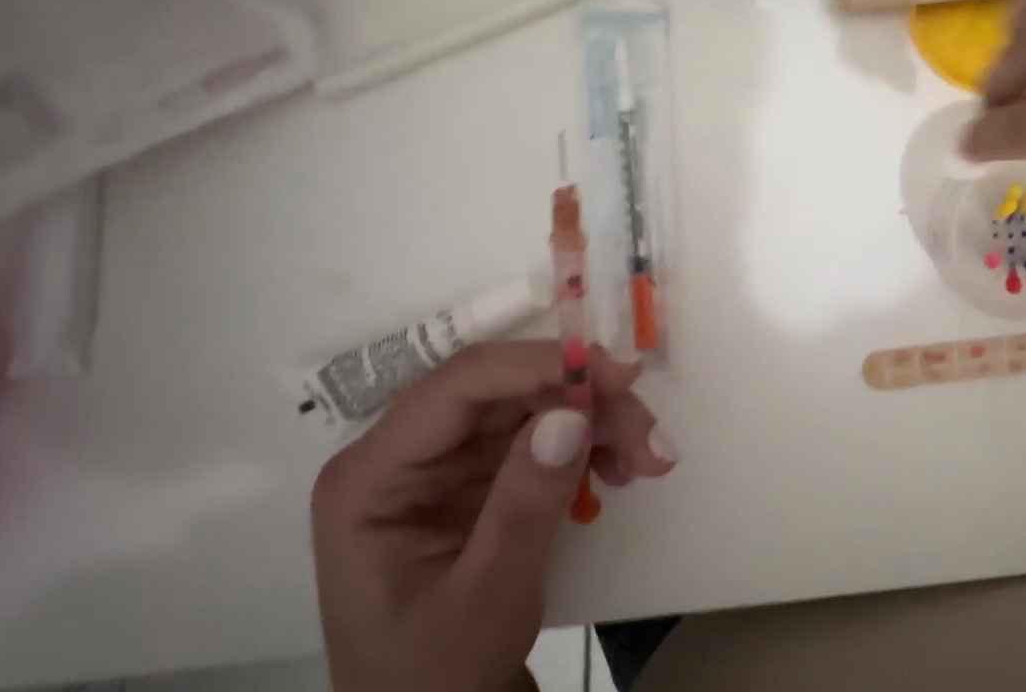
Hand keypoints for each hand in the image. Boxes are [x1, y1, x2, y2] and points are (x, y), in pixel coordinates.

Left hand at [311, 340, 677, 691]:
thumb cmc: (437, 681)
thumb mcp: (484, 601)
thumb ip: (524, 506)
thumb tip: (572, 415)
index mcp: (374, 476)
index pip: (459, 386)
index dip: (540, 364)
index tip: (619, 373)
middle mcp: (406, 454)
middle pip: (508, 392)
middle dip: (587, 402)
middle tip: (651, 438)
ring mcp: (446, 464)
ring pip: (536, 406)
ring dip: (600, 422)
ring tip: (651, 459)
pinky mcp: (481, 478)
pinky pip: (545, 435)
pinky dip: (592, 443)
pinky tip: (623, 469)